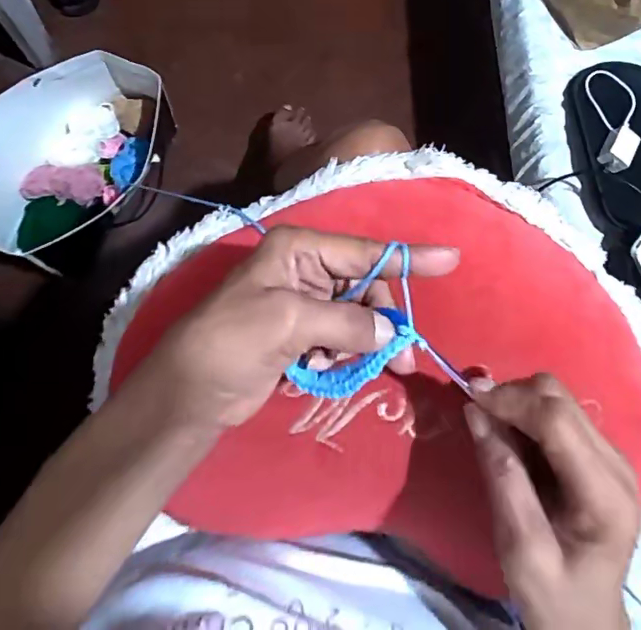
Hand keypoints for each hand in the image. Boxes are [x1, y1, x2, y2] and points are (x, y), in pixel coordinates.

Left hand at [134, 226, 459, 429]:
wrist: (190, 391)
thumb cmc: (232, 340)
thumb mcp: (288, 322)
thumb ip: (345, 322)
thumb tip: (390, 332)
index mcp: (298, 249)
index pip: (365, 251)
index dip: (408, 258)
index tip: (451, 258)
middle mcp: (304, 268)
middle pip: (365, 286)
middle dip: (383, 318)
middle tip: (401, 354)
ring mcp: (302, 301)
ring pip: (357, 315)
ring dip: (366, 339)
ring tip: (373, 365)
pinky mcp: (300, 332)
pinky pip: (342, 336)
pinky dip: (346, 352)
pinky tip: (328, 365)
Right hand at [465, 374, 640, 629]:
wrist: (587, 622)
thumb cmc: (554, 596)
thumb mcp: (520, 548)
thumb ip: (502, 478)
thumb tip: (475, 412)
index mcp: (604, 493)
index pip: (557, 419)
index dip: (511, 399)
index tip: (468, 398)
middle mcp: (616, 464)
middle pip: (558, 399)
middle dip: (512, 396)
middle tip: (476, 413)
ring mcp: (611, 457)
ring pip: (557, 399)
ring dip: (518, 402)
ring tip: (490, 426)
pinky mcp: (599, 456)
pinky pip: (558, 414)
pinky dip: (527, 414)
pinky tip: (510, 437)